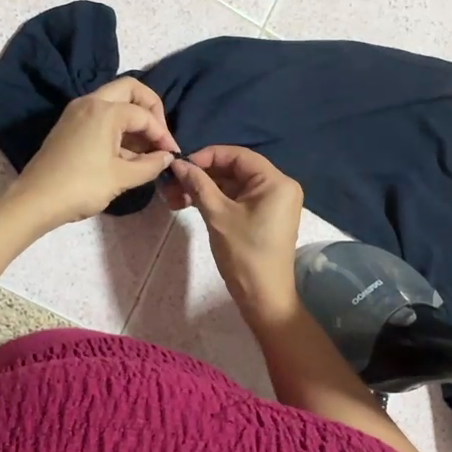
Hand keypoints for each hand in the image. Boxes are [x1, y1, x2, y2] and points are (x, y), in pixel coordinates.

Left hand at [6, 77, 180, 229]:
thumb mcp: (121, 178)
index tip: (171, 154)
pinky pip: (99, 116)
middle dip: (150, 108)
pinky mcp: (68, 126)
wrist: (35, 200)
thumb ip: (149, 165)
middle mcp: (89, 102)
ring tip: (145, 150)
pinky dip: (116, 127)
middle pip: (129, 90)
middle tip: (159, 135)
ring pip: (113, 102)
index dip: (162, 134)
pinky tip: (126, 153)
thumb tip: (166, 157)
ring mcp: (75, 112)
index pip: (144, 114)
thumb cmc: (81, 186)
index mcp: (105, 110)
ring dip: (132, 119)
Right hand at [164, 146, 303, 325]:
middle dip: (201, 175)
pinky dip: (215, 200)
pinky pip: (237, 199)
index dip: (206, 157)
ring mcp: (272, 202)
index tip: (180, 167)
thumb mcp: (217, 215)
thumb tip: (177, 164)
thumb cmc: (243, 253)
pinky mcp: (264, 216)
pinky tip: (190, 205)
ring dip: (204, 189)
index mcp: (275, 182)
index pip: (237, 155)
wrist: (263, 295)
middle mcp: (279, 187)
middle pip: (234, 169)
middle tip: (172, 185)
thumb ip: (198, 184)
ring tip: (175, 199)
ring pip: (233, 185)